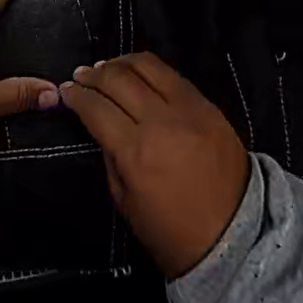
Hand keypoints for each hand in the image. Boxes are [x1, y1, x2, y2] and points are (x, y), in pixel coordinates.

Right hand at [60, 53, 250, 278]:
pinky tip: (137, 74)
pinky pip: (173, 75)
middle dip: (93, 75)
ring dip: (120, 63)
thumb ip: (110, 156)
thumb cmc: (173, 233)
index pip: (96, 108)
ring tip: (107, 68)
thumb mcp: (126, 202)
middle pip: (117, 79)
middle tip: (81, 76)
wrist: (237, 239)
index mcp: (136, 152)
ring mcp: (188, 109)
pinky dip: (149, 69)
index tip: (66, 91)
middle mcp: (161, 122)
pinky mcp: (208, 105)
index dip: (75, 95)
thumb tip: (100, 124)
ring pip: (146, 66)